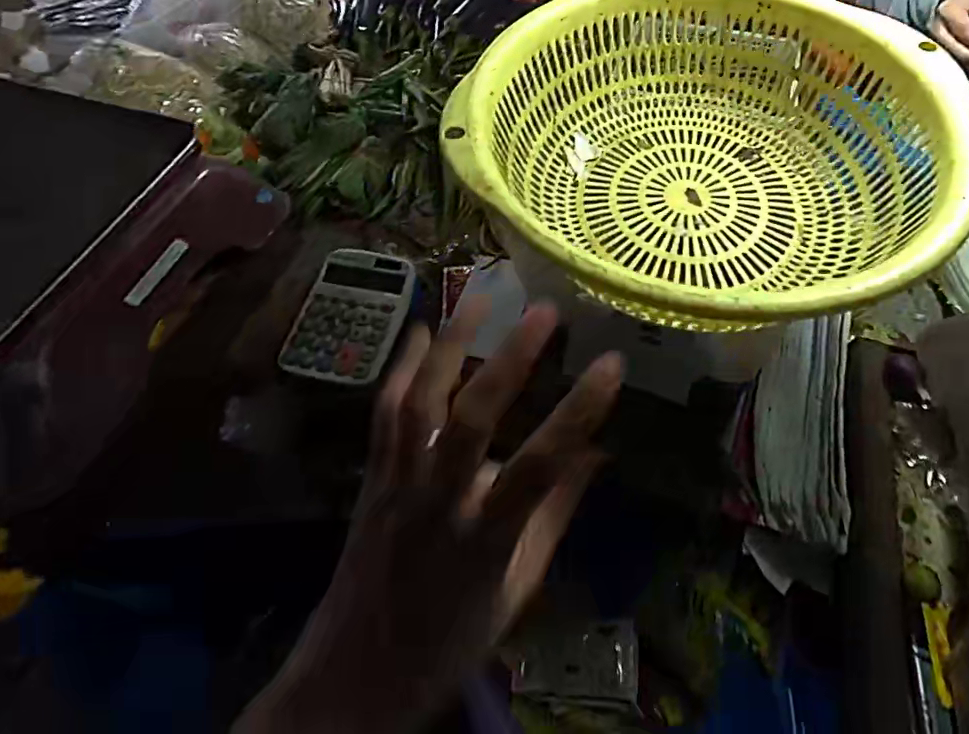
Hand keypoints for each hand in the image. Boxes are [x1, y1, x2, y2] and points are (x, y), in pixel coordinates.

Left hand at [234, 299, 621, 733]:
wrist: (355, 674)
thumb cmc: (451, 636)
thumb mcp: (518, 588)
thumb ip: (555, 514)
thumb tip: (598, 453)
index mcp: (486, 539)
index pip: (541, 467)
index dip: (579, 412)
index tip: (613, 363)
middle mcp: (438, 501)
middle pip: (472, 421)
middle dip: (510, 360)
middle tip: (544, 310)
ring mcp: (397, 483)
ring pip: (419, 403)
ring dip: (449, 343)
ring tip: (479, 295)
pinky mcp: (371, 474)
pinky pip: (384, 412)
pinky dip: (402, 365)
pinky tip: (420, 328)